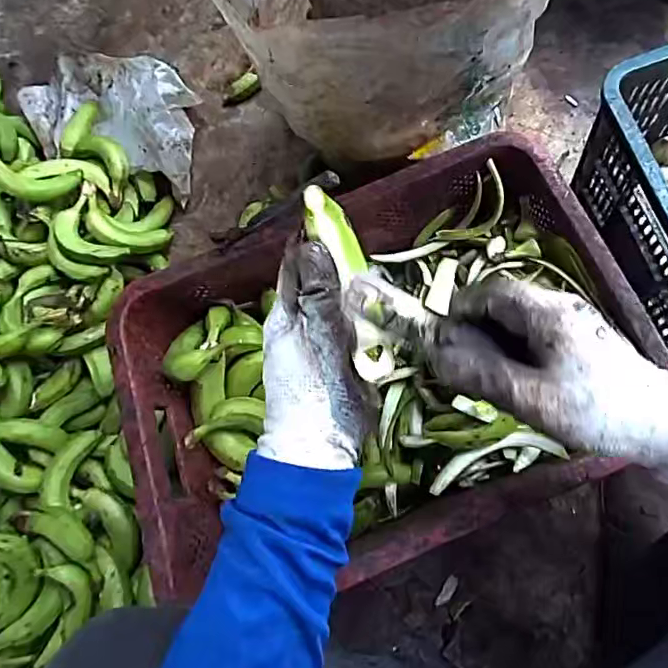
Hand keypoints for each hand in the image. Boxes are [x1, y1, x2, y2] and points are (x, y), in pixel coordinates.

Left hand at [257, 239, 376, 470]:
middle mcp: (301, 323)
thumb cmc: (313, 393)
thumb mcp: (316, 337)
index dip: (310, 241)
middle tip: (361, 250)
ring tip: (375, 278)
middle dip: (339, 263)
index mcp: (286, 315)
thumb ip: (318, 293)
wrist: (322, 449)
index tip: (329, 218)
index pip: (295, 266)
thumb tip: (312, 244)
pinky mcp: (342, 358)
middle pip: (320, 281)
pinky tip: (382, 310)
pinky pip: (354, 325)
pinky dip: (366, 315)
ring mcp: (322, 341)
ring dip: (355, 289)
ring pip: (339, 302)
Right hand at [421, 276, 667, 519]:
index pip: (488, 292)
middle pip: (502, 302)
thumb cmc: (598, 410)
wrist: (666, 426)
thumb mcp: (533, 399)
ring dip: (494, 339)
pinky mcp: (582, 337)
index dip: (458, 311)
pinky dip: (516, 347)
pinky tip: (518, 378)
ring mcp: (573, 320)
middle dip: (474, 328)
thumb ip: (482, 374)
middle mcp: (559, 305)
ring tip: (486, 375)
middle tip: (461, 364)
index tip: (441, 341)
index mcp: (546, 311)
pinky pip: (536, 332)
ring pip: (518, 318)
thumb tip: (437, 354)